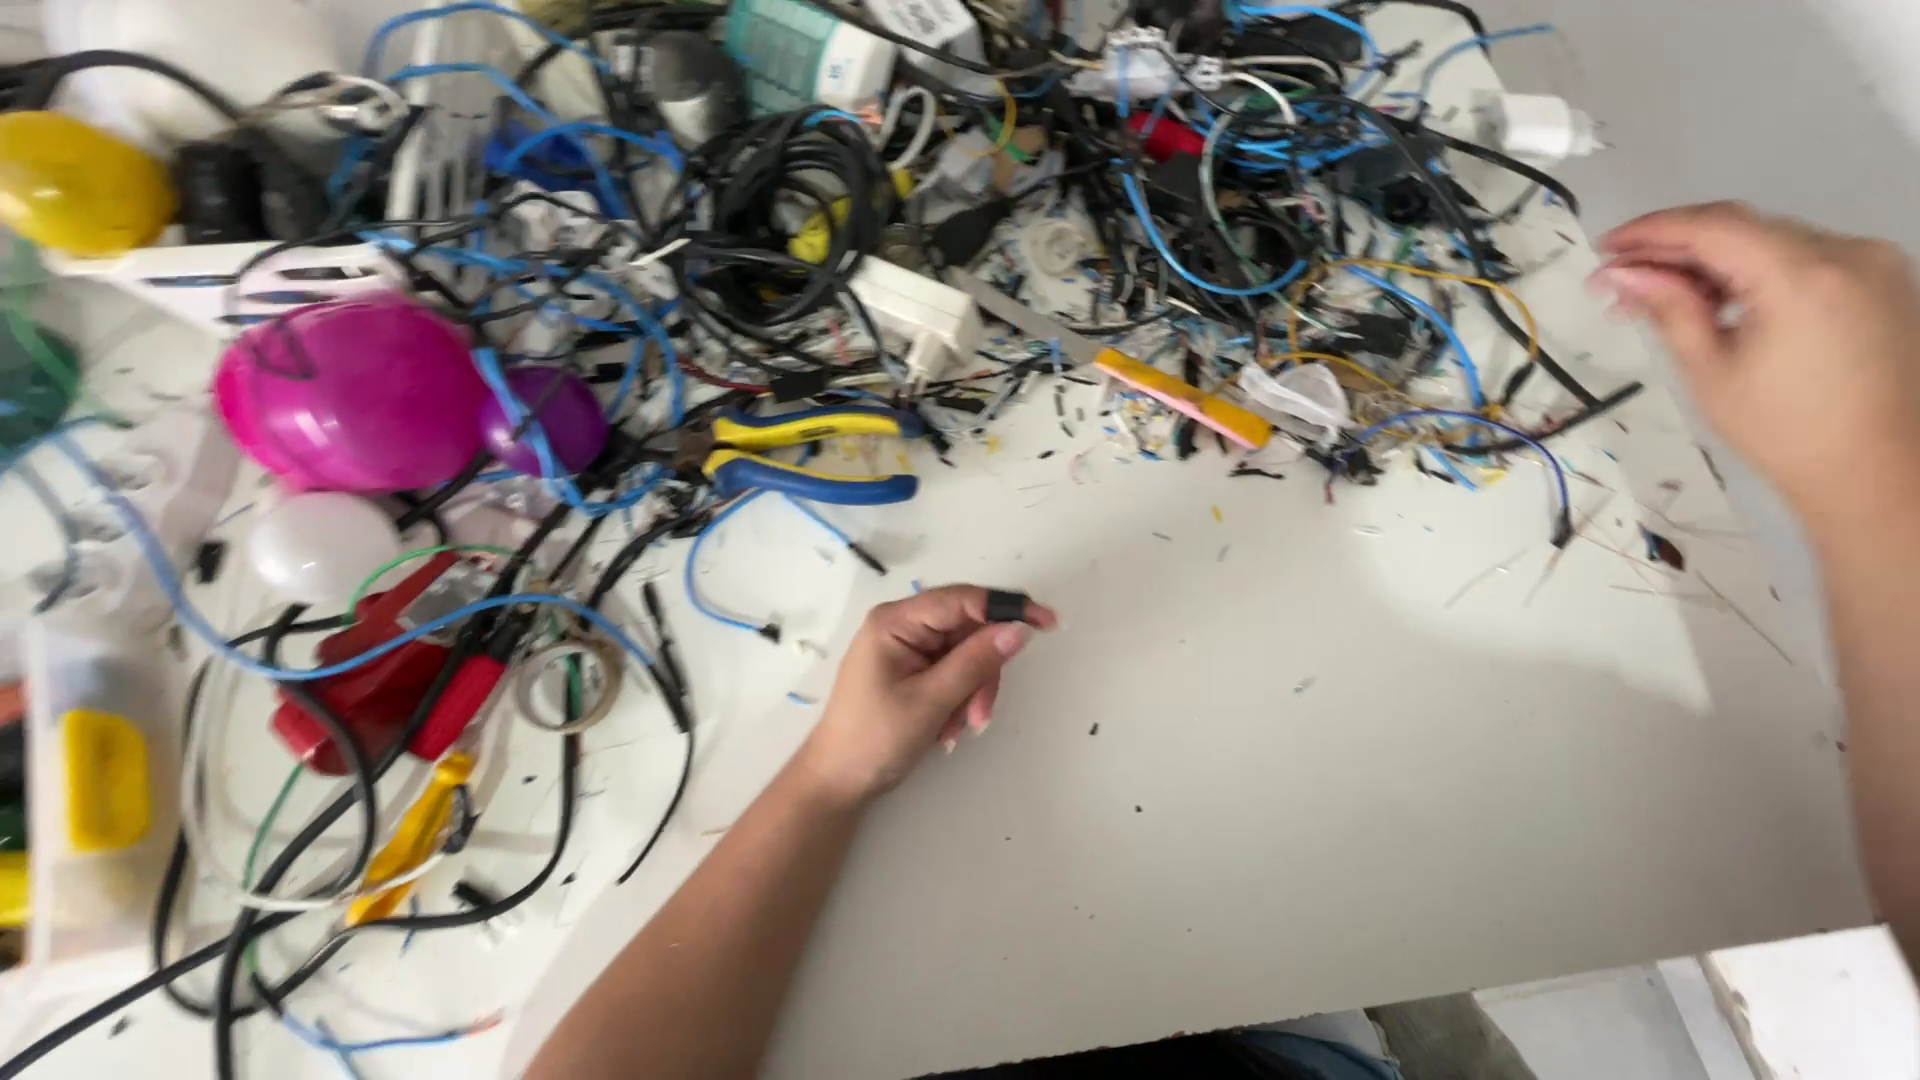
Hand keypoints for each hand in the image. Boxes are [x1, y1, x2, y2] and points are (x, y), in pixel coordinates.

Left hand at [792, 585, 1057, 804]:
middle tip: (981, 713)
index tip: (1046, 622)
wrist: (838, 780)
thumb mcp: (930, 701)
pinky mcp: (914, 668)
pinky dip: (961, 698)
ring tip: (958, 728)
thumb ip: (975, 662)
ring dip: (973, 691)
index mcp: (896, 621)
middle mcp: (903, 625)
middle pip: (969, 630)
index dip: (1006, 608)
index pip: (963, 600)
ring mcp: (909, 647)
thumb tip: (1018, 630)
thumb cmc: (874, 738)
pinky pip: (955, 671)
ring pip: (967, 654)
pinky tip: (948, 727)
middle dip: (982, 672)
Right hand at [1593, 202, 1919, 525]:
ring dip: (1704, 262)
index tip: (1605, 248)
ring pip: (1766, 242)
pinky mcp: (1876, 279)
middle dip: (1671, 250)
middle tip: (1614, 283)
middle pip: (1741, 230)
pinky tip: (1706, 301)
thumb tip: (1622, 274)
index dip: (1652, 230)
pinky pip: (1796, 258)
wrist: (1875, 462)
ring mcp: (1870, 263)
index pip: (1715, 227)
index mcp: (1804, 276)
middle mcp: (1848, 253)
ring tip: (1650, 299)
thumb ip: (1668, 308)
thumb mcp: (1708, 367)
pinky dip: (1744, 271)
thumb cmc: (1781, 426)